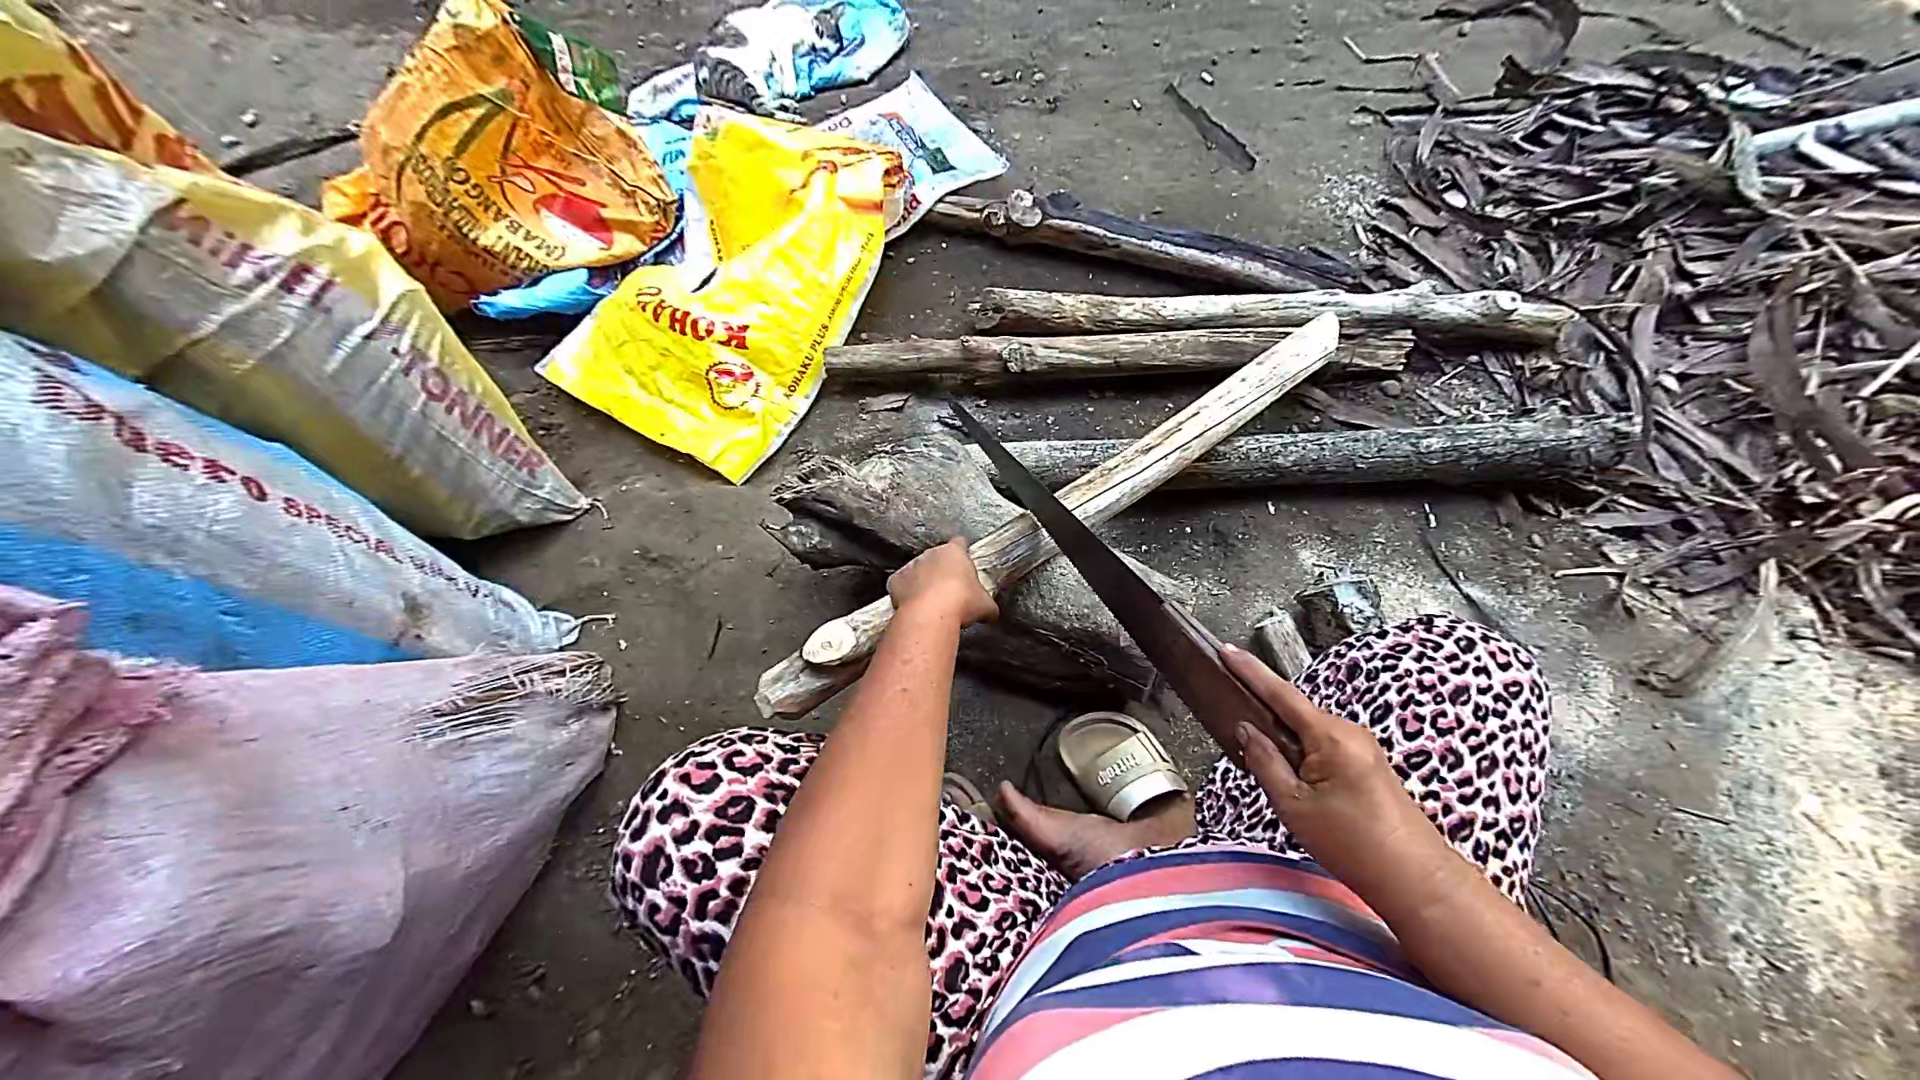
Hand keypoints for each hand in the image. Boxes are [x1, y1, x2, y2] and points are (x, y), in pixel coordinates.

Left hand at [887, 538, 997, 627]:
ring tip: (931, 602)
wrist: (930, 614)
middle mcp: (931, 553)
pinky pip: (901, 585)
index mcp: (954, 552)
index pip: (960, 544)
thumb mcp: (986, 605)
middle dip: (942, 571)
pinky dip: (906, 593)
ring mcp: (911, 566)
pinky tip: (914, 606)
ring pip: (917, 571)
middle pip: (937, 558)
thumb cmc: (961, 603)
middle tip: (950, 591)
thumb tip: (991, 612)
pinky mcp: (895, 580)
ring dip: (923, 582)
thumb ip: (988, 604)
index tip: (964, 564)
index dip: (963, 553)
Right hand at [1219, 644, 1458, 897]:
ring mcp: (1361, 746)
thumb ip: (1264, 760)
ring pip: (1306, 728)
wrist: (1417, 881)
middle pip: (1292, 709)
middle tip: (1229, 714)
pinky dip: (1299, 748)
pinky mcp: (1365, 762)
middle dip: (1261, 709)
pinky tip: (1288, 771)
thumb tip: (1246, 730)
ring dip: (1281, 734)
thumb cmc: (1356, 846)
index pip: (1280, 693)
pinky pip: (1321, 742)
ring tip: (1258, 757)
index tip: (1227, 651)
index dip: (1249, 671)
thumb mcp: (1292, 805)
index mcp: (1331, 738)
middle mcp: (1349, 733)